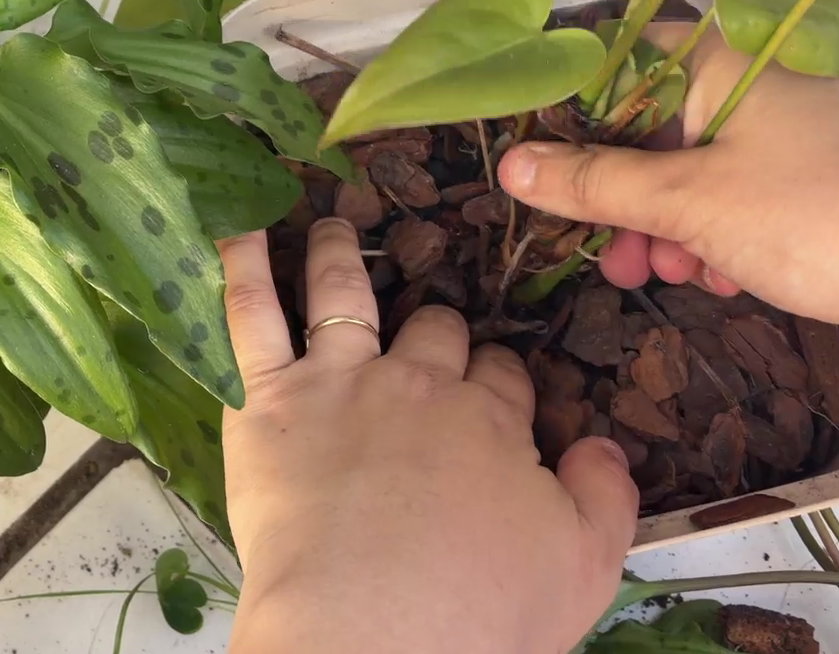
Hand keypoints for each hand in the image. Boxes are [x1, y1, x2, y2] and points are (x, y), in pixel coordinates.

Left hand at [220, 220, 637, 653]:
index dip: (497, 374)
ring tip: (330, 225)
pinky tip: (235, 228)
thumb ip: (603, 497)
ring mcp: (335, 378)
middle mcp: (411, 380)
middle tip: (426, 322)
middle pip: (430, 328)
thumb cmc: (480, 613)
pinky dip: (241, 263)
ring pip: (341, 291)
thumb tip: (602, 439)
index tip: (491, 382)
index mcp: (486, 418)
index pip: (500, 372)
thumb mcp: (583, 568)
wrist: (372, 629)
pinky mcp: (269, 393)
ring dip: (337, 251)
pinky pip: (252, 311)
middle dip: (435, 320)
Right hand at [498, 25, 838, 423]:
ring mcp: (801, 140)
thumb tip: (508, 166)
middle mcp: (766, 90)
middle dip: (614, 188)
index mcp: (734, 65)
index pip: (627, 57)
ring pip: (691, 169)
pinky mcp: (825, 188)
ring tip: (648, 273)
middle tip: (587, 236)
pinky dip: (708, 235)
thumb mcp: (683, 200)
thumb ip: (588, 181)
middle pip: (653, 126)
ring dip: (655, 223)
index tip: (536, 145)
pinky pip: (738, 198)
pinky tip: (710, 277)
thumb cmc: (820, 219)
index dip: (573, 99)